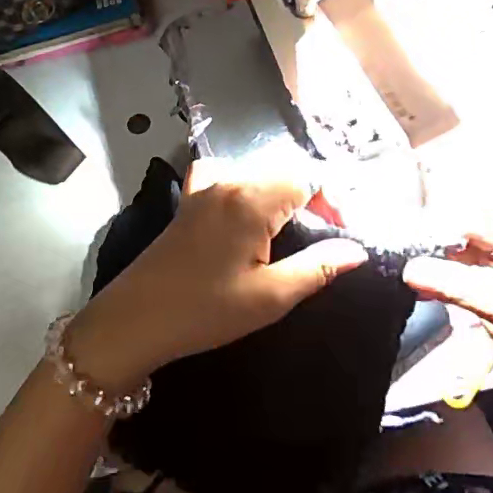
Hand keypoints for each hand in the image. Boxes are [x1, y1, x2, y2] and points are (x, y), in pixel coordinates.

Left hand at [68, 158, 367, 388]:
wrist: (136, 320)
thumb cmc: (206, 310)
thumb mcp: (270, 296)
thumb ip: (317, 267)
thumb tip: (356, 249)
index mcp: (253, 199)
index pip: (309, 177)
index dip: (335, 202)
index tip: (342, 238)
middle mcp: (228, 182)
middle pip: (284, 172)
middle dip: (312, 200)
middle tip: (322, 240)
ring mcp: (203, 189)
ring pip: (256, 174)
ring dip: (281, 196)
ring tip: (289, 232)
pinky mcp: (188, 202)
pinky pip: (223, 177)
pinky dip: (243, 187)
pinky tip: (244, 213)